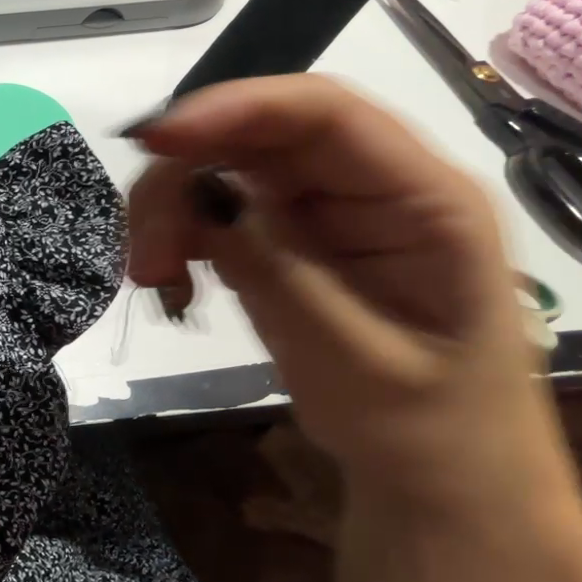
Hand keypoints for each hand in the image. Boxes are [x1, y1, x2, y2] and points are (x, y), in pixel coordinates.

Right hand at [126, 76, 543, 480]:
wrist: (436, 474)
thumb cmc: (424, 424)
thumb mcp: (351, 354)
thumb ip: (279, 271)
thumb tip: (202, 202)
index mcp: (421, 198)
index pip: (324, 114)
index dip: (235, 108)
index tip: (154, 142)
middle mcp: (367, 185)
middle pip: (253, 134)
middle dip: (181, 176)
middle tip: (145, 254)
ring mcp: (319, 208)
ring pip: (217, 165)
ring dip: (166, 210)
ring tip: (153, 277)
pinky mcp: (279, 235)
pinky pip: (207, 206)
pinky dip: (171, 233)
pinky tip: (167, 280)